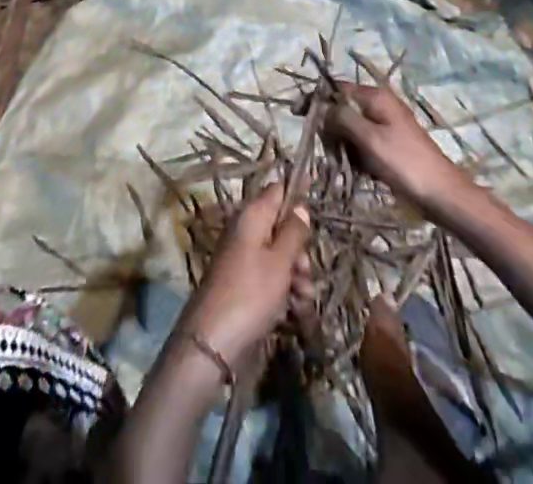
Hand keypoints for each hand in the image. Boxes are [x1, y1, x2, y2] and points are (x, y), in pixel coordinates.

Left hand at [179, 185, 314, 370]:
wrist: (214, 341)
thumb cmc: (251, 293)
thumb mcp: (279, 261)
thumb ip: (293, 232)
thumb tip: (300, 205)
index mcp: (251, 217)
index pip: (277, 191)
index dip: (298, 196)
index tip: (318, 207)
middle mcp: (246, 233)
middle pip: (282, 229)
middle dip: (300, 251)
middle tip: (305, 271)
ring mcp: (244, 259)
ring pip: (281, 257)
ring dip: (297, 277)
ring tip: (302, 300)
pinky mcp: (245, 285)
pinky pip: (272, 279)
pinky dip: (285, 292)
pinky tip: (295, 312)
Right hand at [326, 82, 475, 215]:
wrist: (439, 192)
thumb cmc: (403, 162)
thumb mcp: (369, 138)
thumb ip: (342, 117)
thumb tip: (322, 105)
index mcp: (376, 96)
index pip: (337, 88)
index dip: (318, 100)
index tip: (299, 116)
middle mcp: (380, 105)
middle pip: (342, 109)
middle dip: (333, 130)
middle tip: (333, 151)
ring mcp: (385, 124)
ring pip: (350, 129)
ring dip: (345, 146)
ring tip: (351, 164)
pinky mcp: (388, 143)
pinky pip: (362, 143)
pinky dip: (358, 155)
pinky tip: (363, 169)